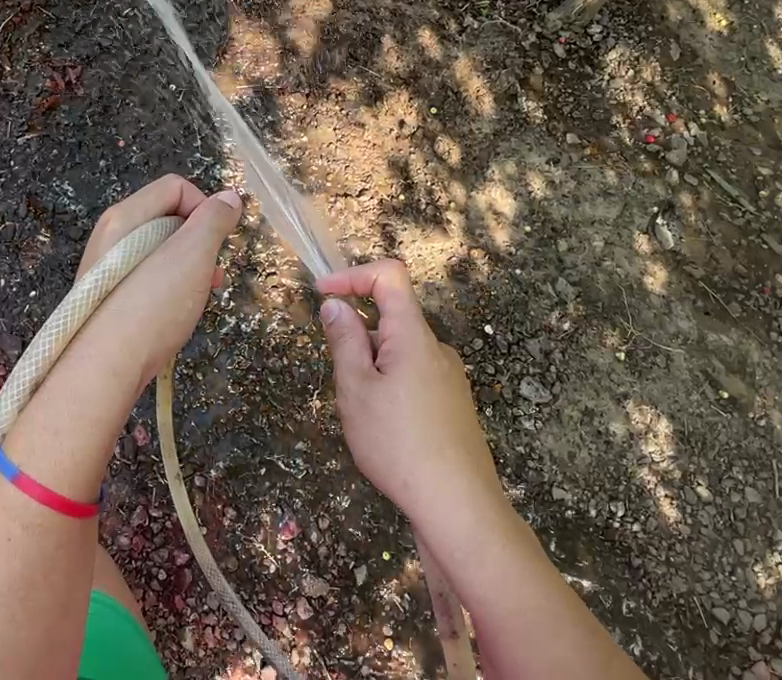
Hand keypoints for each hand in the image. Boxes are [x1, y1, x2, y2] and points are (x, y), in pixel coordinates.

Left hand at [71, 175, 241, 386]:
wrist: (104, 367)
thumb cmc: (151, 305)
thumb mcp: (192, 255)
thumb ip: (213, 221)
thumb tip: (229, 197)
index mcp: (126, 215)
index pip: (176, 187)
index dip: (205, 207)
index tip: (217, 241)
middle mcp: (111, 235)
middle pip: (168, 218)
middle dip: (199, 243)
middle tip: (212, 273)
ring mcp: (107, 268)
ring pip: (161, 251)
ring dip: (189, 268)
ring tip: (201, 296)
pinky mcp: (108, 297)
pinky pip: (147, 277)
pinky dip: (169, 288)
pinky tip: (179, 313)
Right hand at [318, 259, 503, 523]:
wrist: (459, 506)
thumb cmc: (398, 443)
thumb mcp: (356, 389)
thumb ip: (344, 341)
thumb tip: (335, 305)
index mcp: (413, 335)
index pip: (390, 275)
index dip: (353, 275)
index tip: (323, 295)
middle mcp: (437, 349)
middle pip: (392, 320)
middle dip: (358, 340)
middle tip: (343, 386)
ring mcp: (450, 378)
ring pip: (400, 354)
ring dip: (373, 369)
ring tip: (365, 419)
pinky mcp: (454, 405)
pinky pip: (414, 378)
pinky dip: (390, 388)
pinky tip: (387, 433)